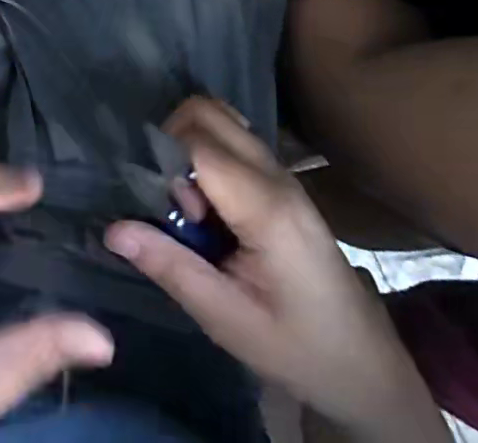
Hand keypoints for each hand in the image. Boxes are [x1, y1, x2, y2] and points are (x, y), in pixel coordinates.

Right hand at [105, 99, 447, 441]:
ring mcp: (283, 172)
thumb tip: (112, 229)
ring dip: (189, 145)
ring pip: (220, 118)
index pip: (198, 144)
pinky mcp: (282, 180)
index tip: (166, 212)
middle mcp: (275, 174)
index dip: (165, 166)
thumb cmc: (297, 348)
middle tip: (173, 202)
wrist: (366, 365)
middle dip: (171, 141)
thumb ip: (170, 266)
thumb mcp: (227, 319)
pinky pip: (233, 138)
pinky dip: (206, 150)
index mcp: (265, 206)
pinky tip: (207, 200)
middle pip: (206, 112)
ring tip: (190, 202)